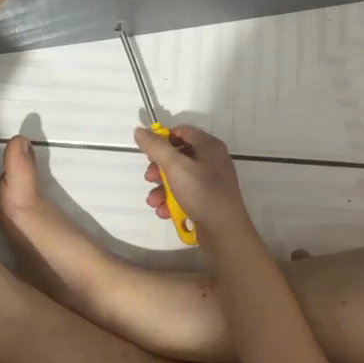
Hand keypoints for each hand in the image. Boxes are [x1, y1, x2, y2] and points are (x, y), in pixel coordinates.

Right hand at [133, 124, 254, 238]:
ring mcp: (210, 181)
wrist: (224, 232)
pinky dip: (172, 201)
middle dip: (159, 168)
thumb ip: (156, 147)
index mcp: (209, 146)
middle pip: (178, 155)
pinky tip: (164, 212)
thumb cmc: (201, 193)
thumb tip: (139, 130)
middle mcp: (211, 160)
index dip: (163, 138)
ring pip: (178, 177)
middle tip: (149, 178)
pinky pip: (185, 194)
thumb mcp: (175, 167)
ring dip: (162, 189)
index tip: (148, 151)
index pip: (182, 131)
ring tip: (153, 201)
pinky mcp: (207, 200)